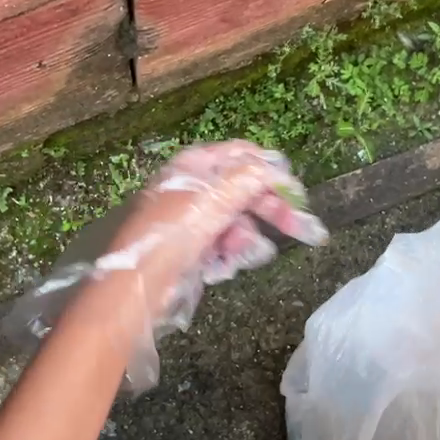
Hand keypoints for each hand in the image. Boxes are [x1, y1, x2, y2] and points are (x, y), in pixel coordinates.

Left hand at [23, 141, 326, 393]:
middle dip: (270, 212)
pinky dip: (227, 255)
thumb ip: (246, 181)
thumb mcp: (211, 202)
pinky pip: (222, 245)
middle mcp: (193, 187)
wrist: (136, 284)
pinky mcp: (191, 246)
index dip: (271, 170)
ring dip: (244, 240)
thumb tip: (271, 168)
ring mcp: (192, 218)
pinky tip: (220, 268)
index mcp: (194, 166)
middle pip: (244, 191)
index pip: (241, 155)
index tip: (297, 192)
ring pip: (237, 223)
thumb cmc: (171, 236)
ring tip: (235, 256)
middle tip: (304, 231)